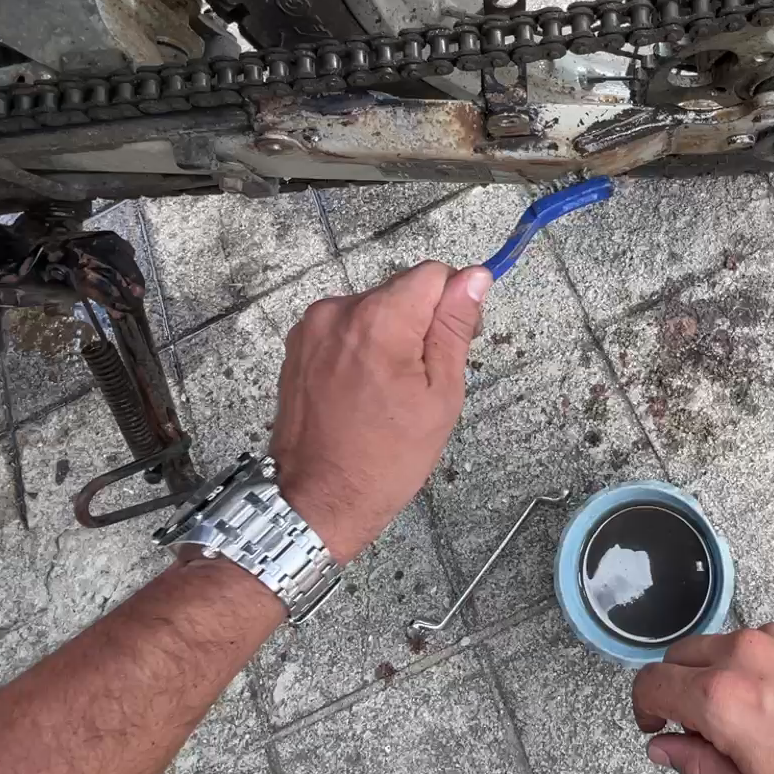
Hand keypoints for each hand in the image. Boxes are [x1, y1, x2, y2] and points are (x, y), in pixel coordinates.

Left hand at [269, 262, 490, 561]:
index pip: (432, 274)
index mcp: (379, 320)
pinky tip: (365, 387)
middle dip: (422, 320)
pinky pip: (347, 326)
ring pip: (375, 307)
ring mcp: (312, 326)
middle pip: (402, 288)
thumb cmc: (387, 458)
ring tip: (391, 387)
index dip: (454, 301)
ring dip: (392, 333)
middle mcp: (338, 310)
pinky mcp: (297, 344)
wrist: (318, 500)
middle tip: (425, 376)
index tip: (455, 340)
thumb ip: (455, 327)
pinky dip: (364, 345)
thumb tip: (475, 278)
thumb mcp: (440, 394)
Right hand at [632, 623, 773, 773]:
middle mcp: (749, 653)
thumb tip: (664, 747)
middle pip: (683, 654)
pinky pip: (771, 640)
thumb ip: (697, 769)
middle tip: (704, 729)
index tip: (656, 724)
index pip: (652, 681)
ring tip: (759, 720)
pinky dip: (766, 665)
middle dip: (680, 688)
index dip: (644, 707)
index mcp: (725, 698)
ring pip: (727, 644)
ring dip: (723, 674)